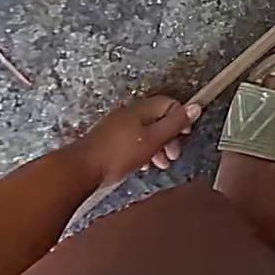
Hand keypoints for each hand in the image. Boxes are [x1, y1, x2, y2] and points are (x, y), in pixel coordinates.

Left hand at [67, 96, 201, 187]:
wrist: (79, 170)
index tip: (184, 136)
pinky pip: (134, 139)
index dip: (181, 118)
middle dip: (170, 136)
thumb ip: (176, 123)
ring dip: (158, 146)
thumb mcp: (154, 139)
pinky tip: (142, 165)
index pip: (170, 104)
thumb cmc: (118, 154)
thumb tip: (196, 106)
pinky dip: (143, 150)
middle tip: (173, 154)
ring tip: (160, 164)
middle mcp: (130, 113)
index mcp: (141, 109)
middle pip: (159, 118)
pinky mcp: (109, 140)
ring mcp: (117, 126)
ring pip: (146, 131)